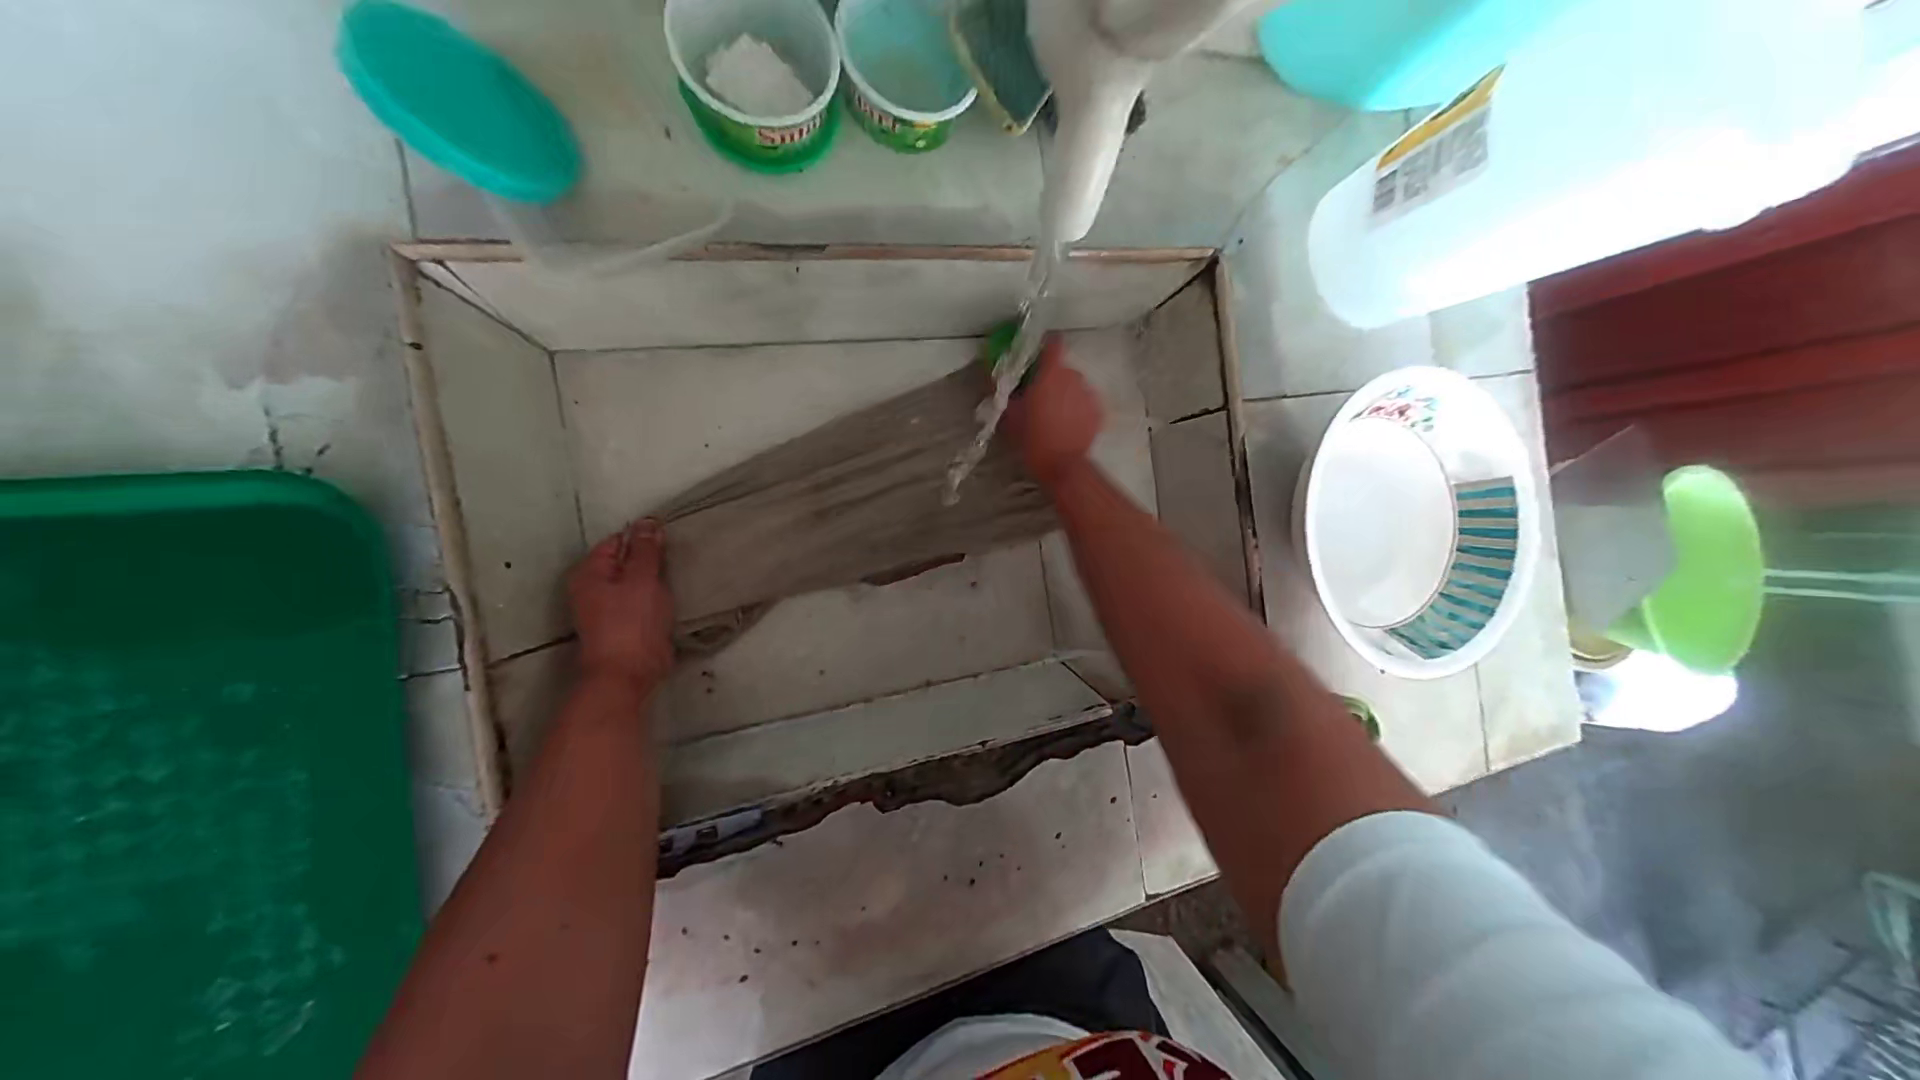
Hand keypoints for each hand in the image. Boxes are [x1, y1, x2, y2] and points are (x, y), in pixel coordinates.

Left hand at [569, 520, 674, 691]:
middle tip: (678, 558)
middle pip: (627, 562)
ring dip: (657, 581)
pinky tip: (676, 597)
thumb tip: (647, 522)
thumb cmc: (631, 622)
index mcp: (589, 572)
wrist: (628, 673)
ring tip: (680, 576)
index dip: (644, 538)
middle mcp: (594, 588)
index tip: (670, 540)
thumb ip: (646, 550)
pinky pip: (644, 603)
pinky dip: (658, 599)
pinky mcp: (627, 626)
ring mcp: (609, 609)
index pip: (618, 541)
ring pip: (637, 584)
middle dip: (652, 560)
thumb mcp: (641, 579)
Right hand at [1003, 337, 1101, 487]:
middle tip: (1039, 396)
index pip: (1053, 344)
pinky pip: (1085, 402)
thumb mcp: (1010, 416)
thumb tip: (1001, 379)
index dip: (1044, 347)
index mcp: (1051, 374)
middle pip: (1062, 368)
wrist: (1063, 466)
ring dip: (1065, 393)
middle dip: (1052, 378)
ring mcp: (1089, 394)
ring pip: (1075, 386)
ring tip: (1054, 414)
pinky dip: (1077, 408)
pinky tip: (1067, 424)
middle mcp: (1074, 377)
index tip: (1036, 357)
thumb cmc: (1033, 440)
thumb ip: (1007, 392)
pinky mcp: (1099, 411)